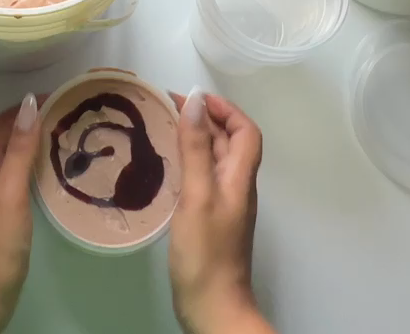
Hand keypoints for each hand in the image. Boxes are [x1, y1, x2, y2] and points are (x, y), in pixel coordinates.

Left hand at [0, 94, 41, 333]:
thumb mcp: (12, 190)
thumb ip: (20, 147)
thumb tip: (30, 103)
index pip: (4, 121)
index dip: (29, 107)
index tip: (60, 99)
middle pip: (4, 137)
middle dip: (31, 122)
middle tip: (66, 118)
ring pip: (7, 157)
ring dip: (29, 144)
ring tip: (60, 141)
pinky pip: (9, 176)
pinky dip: (27, 166)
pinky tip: (44, 177)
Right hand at [167, 89, 273, 333]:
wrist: (213, 309)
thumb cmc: (206, 251)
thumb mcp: (198, 193)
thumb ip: (196, 147)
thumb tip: (195, 99)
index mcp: (239, 176)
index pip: (245, 131)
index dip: (225, 109)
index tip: (193, 99)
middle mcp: (236, 186)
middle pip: (229, 141)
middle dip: (204, 118)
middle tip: (168, 107)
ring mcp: (224, 204)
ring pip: (215, 158)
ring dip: (195, 137)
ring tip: (164, 127)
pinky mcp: (210, 219)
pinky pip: (203, 177)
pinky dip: (188, 160)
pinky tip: (167, 165)